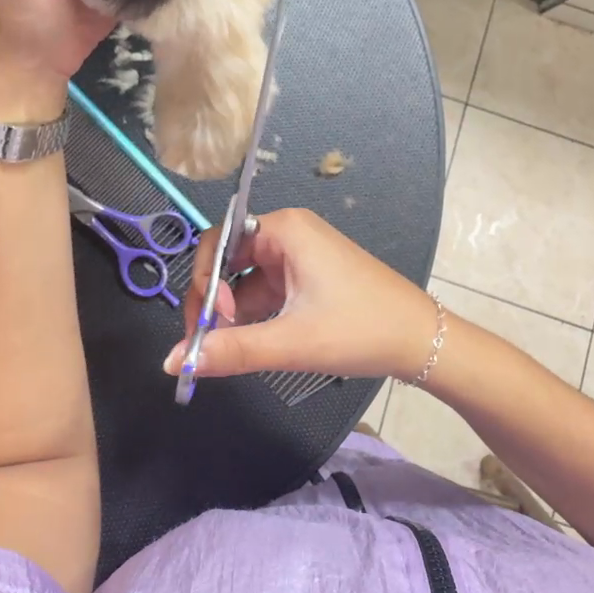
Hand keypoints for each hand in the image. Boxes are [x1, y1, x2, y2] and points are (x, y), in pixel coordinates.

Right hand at [163, 208, 437, 381]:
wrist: (422, 342)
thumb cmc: (360, 330)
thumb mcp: (293, 342)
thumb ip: (231, 350)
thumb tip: (171, 363)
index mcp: (282, 229)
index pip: (217, 242)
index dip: (205, 282)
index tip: (210, 324)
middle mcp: (286, 234)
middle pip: (226, 262)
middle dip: (214, 303)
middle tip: (211, 344)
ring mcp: (297, 257)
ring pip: (243, 282)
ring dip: (233, 316)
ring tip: (235, 352)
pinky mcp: (306, 279)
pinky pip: (264, 293)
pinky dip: (253, 319)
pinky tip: (255, 345)